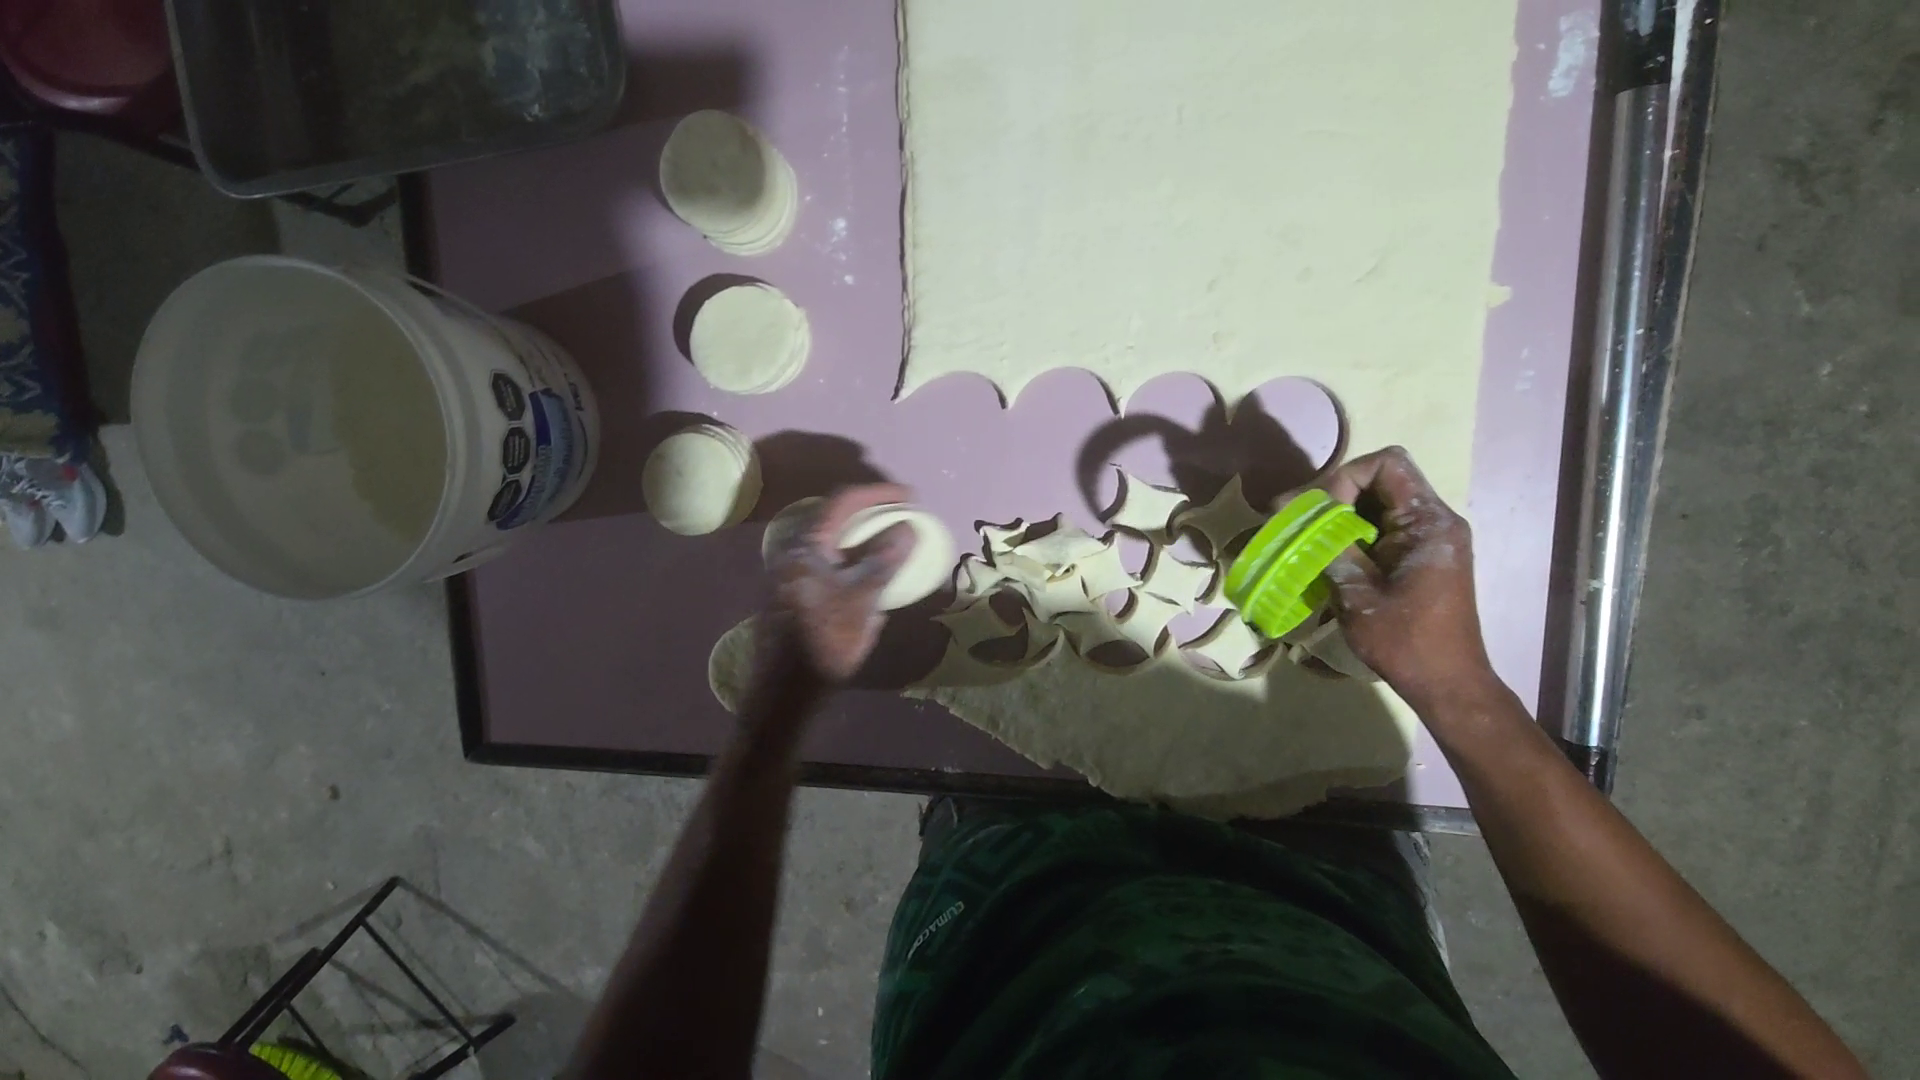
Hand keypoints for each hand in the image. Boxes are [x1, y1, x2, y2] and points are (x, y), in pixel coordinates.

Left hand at [759, 485, 916, 683]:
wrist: (785, 693)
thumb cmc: (825, 641)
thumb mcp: (862, 598)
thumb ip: (884, 559)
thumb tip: (906, 527)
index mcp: (805, 547)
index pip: (842, 503)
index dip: (878, 494)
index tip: (909, 496)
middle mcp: (790, 555)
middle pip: (835, 522)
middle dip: (870, 517)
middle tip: (900, 520)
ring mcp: (787, 577)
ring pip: (830, 548)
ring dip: (861, 543)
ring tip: (890, 551)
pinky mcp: (789, 598)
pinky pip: (825, 569)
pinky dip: (850, 565)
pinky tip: (868, 584)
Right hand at [1320, 447, 1498, 710]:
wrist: (1447, 683)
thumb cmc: (1405, 640)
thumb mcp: (1357, 592)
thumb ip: (1330, 547)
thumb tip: (1295, 519)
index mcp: (1428, 522)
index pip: (1386, 463)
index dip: (1345, 477)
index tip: (1322, 513)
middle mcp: (1435, 520)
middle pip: (1379, 479)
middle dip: (1334, 495)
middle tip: (1295, 520)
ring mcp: (1430, 537)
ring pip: (1377, 502)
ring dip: (1339, 515)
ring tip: (1304, 537)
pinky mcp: (1420, 555)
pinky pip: (1382, 526)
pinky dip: (1351, 533)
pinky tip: (1327, 554)